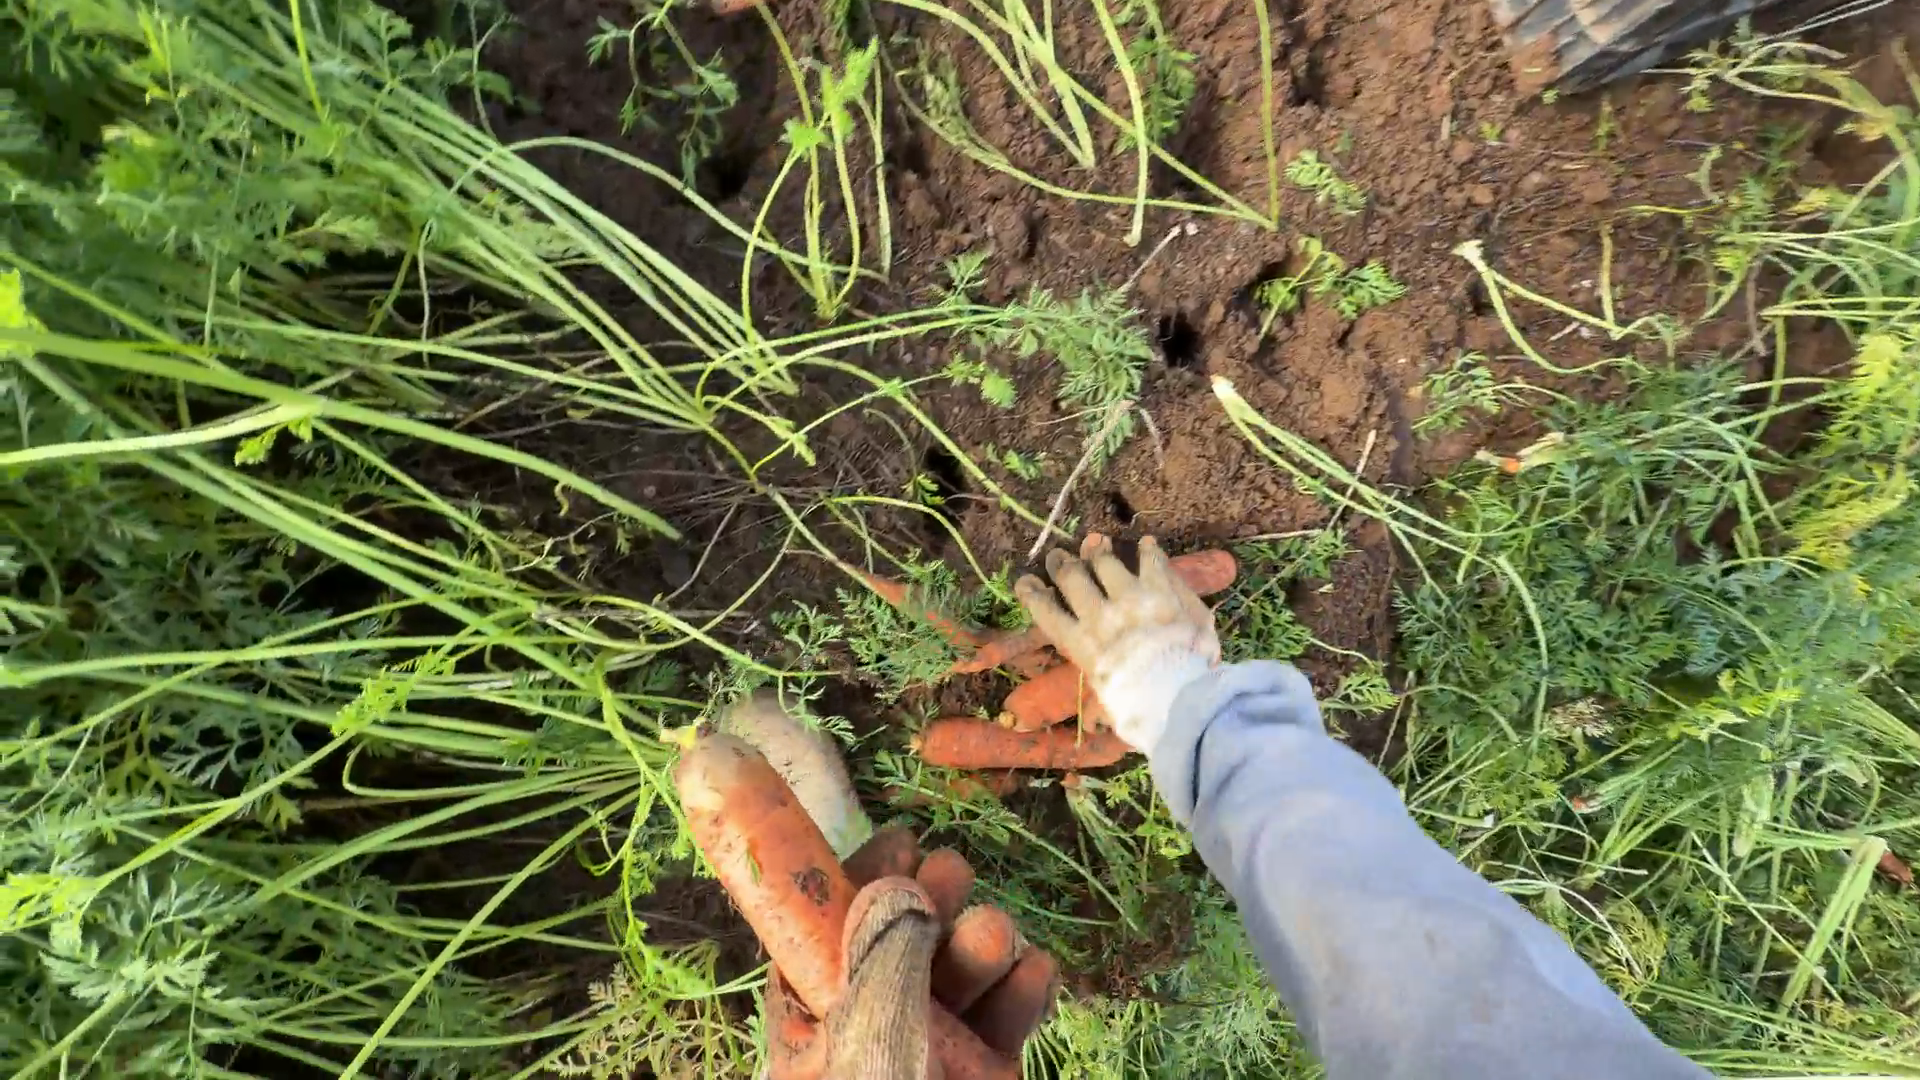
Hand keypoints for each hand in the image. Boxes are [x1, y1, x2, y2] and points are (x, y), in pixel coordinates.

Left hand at [766, 827, 1056, 1079]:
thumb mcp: (863, 1051)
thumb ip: (880, 966)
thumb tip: (896, 888)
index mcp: (814, 1023)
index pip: (828, 931)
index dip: (860, 878)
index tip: (900, 839)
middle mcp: (872, 1029)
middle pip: (900, 943)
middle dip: (929, 903)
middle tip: (952, 872)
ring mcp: (933, 1055)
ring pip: (957, 979)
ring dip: (979, 946)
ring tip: (993, 933)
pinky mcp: (984, 1079)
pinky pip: (1004, 1027)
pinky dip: (1022, 995)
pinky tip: (1035, 972)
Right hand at [1014, 533, 1220, 753]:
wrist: (1181, 698)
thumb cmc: (1140, 708)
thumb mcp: (1105, 695)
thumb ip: (1096, 673)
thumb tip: (1089, 670)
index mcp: (1080, 644)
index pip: (1045, 611)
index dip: (1031, 593)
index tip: (1025, 581)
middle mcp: (1099, 615)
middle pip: (1071, 578)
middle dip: (1062, 564)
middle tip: (1058, 557)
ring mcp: (1130, 598)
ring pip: (1105, 562)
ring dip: (1098, 551)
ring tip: (1097, 542)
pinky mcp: (1161, 590)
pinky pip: (1151, 562)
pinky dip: (1148, 551)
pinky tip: (1146, 543)